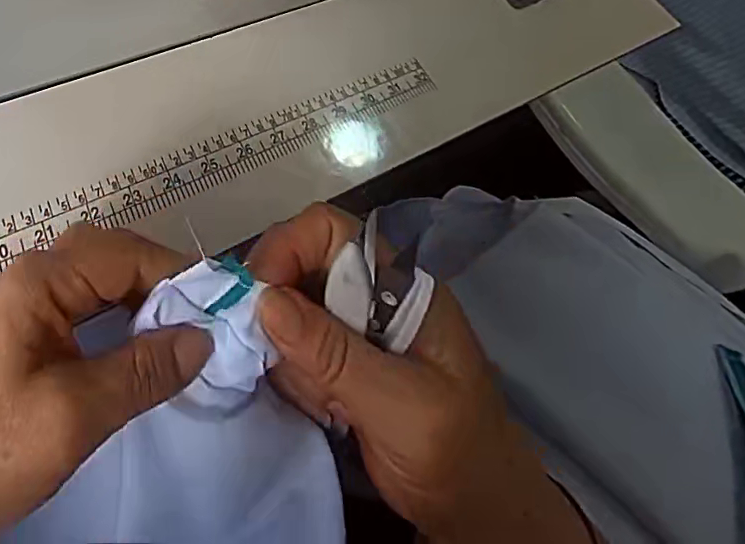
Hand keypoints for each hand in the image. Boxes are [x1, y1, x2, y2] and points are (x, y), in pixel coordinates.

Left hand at [0, 224, 213, 543]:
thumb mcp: (75, 413)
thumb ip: (141, 371)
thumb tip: (200, 338)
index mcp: (38, 280)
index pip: (120, 254)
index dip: (174, 273)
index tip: (221, 304)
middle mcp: (31, 277)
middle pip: (108, 255)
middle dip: (160, 277)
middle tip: (207, 316)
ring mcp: (28, 301)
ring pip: (98, 276)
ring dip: (142, 293)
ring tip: (186, 328)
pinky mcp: (29, 328)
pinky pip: (85, 301)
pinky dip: (121, 311)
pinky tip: (143, 338)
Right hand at [247, 203, 592, 543]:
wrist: (484, 518)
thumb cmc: (461, 456)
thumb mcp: (403, 407)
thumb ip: (334, 354)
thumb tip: (264, 300)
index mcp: (397, 282)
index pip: (324, 229)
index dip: (285, 248)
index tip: (260, 297)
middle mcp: (367, 290)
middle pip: (292, 262)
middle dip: (279, 311)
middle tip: (288, 361)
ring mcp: (347, 320)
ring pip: (280, 304)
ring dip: (286, 351)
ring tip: (325, 398)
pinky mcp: (330, 350)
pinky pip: (283, 339)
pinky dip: (286, 369)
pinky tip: (321, 405)